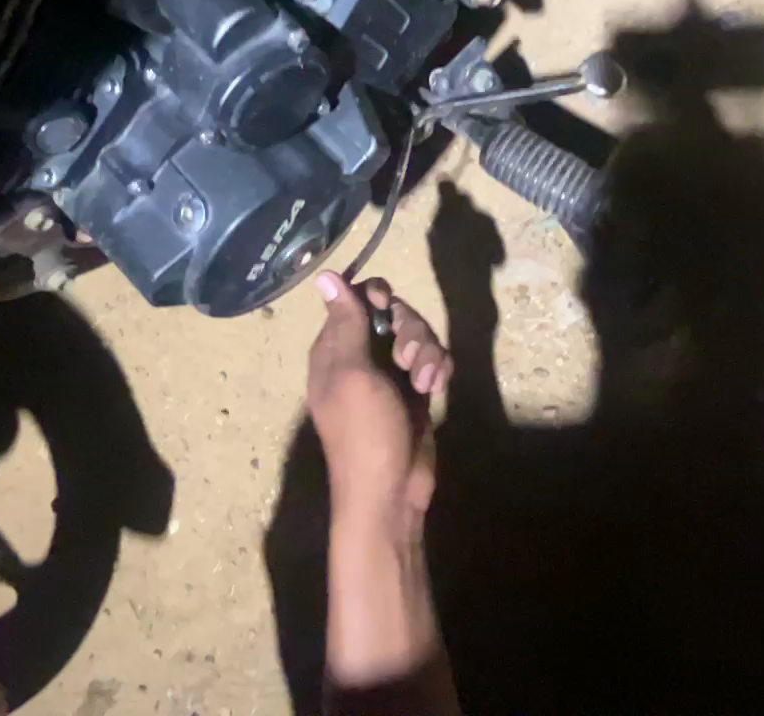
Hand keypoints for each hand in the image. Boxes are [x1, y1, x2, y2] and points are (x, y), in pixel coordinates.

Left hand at [307, 272, 450, 531]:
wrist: (391, 490)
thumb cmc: (363, 431)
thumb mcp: (351, 372)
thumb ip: (346, 322)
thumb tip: (324, 273)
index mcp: (335, 348)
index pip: (355, 298)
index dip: (376, 295)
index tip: (387, 307)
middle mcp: (360, 354)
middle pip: (392, 311)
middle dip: (408, 327)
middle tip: (407, 356)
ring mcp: (390, 372)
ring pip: (417, 333)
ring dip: (427, 350)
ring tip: (425, 380)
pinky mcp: (415, 388)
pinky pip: (433, 358)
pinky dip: (438, 367)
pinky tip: (437, 386)